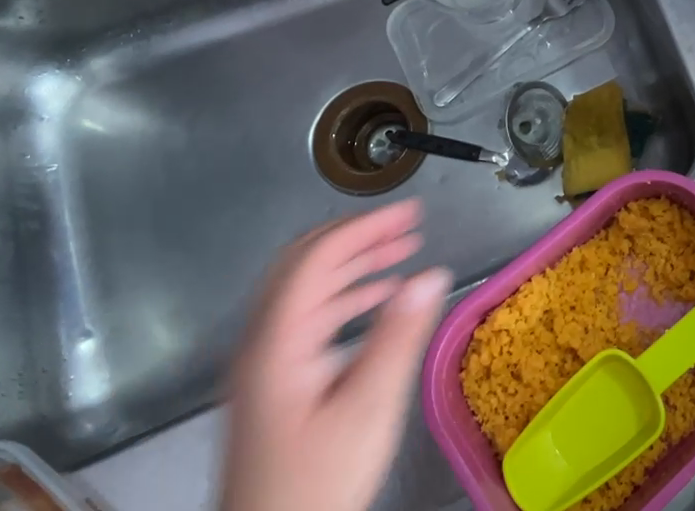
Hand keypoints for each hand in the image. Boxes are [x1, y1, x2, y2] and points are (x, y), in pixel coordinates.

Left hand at [220, 201, 452, 510]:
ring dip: (355, 264)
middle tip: (410, 225)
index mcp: (279, 341)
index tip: (411, 213)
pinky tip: (381, 299)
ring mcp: (264, 362)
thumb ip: (398, 337)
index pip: (317, 258)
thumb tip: (432, 275)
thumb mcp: (368, 408)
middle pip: (305, 264)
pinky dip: (346, 295)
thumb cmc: (319, 481)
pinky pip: (308, 316)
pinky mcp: (273, 381)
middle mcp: (263, 341)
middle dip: (359, 237)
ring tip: (404, 252)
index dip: (365, 227)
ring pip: (307, 289)